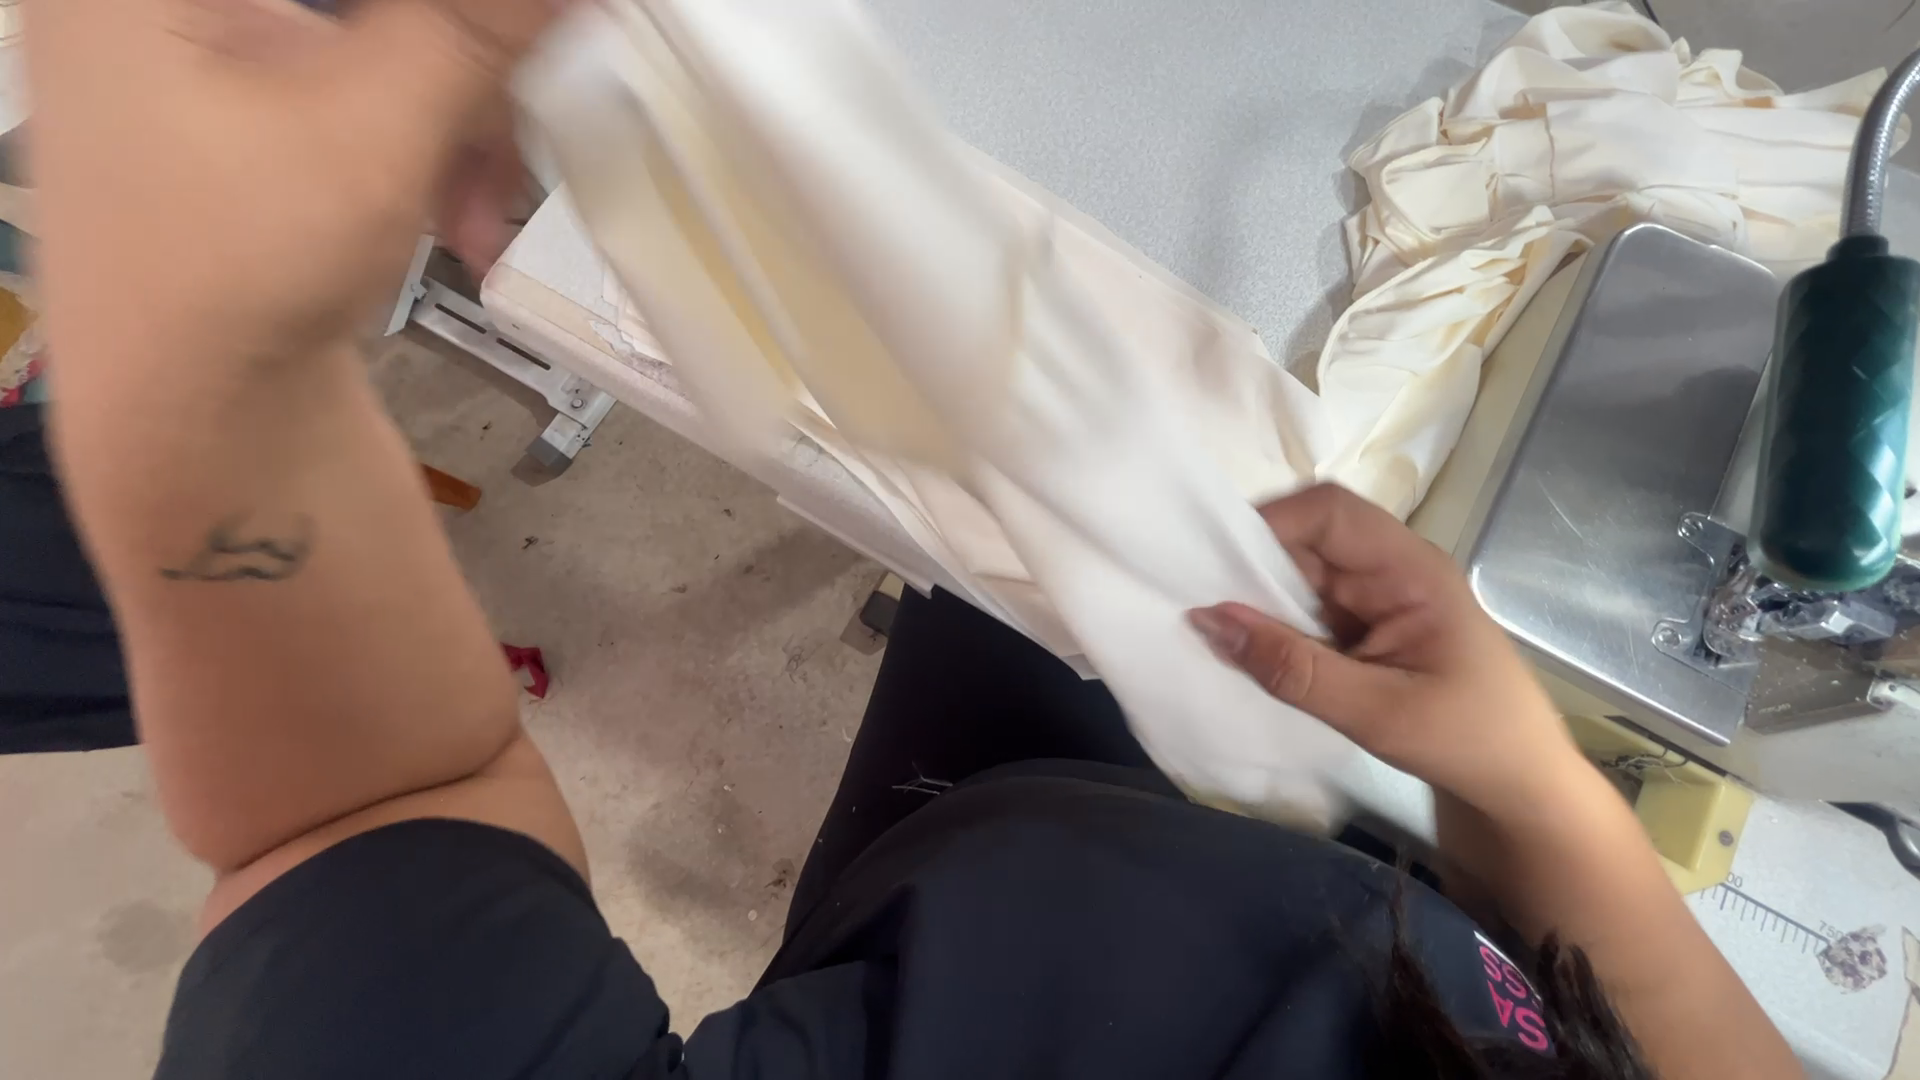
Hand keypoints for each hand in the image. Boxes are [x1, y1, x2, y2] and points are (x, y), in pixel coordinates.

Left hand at [30, 0, 559, 383]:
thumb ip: (469, 32)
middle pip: (387, 10)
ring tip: (482, 223)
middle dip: (472, 78)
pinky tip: (458, 221)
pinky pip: (385, 97)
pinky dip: (439, 155)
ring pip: (396, 47)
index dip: (466, 18)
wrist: (212, 398)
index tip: (538, 43)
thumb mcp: (373, 130)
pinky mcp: (267, 108)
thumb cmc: (250, 258)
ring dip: (468, 135)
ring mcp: (223, 49)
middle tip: (517, 146)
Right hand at [1188, 484, 1584, 820]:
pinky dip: (1269, 623)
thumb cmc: (1467, 740)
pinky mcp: (1357, 626)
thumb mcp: (1375, 711)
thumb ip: (1290, 666)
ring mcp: (1370, 598)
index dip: (1271, 523)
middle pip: (1304, 539)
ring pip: (1296, 575)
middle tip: (1200, 601)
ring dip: (1256, 598)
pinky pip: (1300, 608)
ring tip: (1213, 628)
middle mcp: (1386, 570)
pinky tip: (1244, 647)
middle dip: (1251, 565)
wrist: (1517, 787)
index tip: (1217, 563)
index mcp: (1408, 570)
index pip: (1329, 513)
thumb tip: (1206, 618)